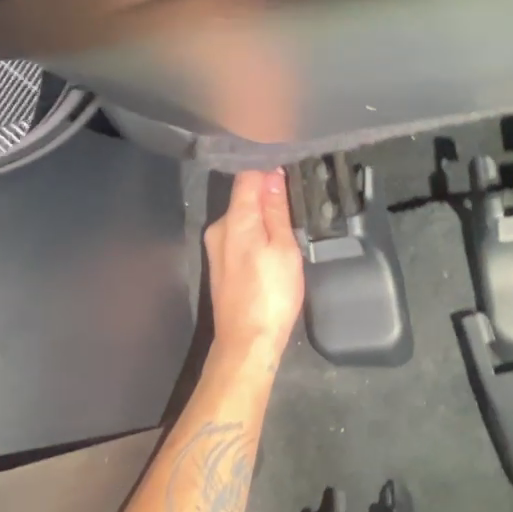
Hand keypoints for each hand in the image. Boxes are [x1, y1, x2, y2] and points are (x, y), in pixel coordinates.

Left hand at [203, 169, 305, 362]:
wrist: (247, 341)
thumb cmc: (271, 295)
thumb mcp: (284, 248)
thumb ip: (276, 210)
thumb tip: (272, 175)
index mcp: (235, 219)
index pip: (247, 176)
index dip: (268, 171)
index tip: (291, 174)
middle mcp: (219, 228)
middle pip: (243, 198)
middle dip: (267, 196)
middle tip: (296, 204)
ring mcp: (216, 247)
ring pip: (242, 219)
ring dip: (262, 219)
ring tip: (288, 228)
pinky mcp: (220, 264)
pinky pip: (239, 237)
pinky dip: (255, 236)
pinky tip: (272, 249)